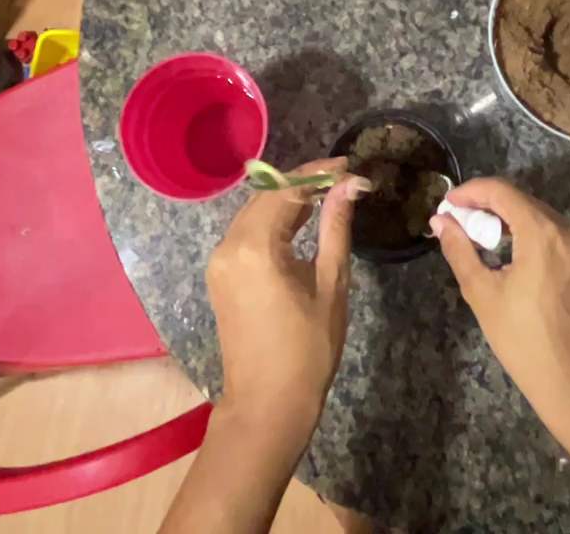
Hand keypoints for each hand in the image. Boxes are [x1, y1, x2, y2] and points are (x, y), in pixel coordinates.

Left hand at [207, 158, 368, 442]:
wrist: (267, 405)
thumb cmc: (307, 348)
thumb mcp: (330, 283)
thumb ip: (335, 227)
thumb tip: (349, 185)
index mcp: (254, 247)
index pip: (286, 191)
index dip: (317, 173)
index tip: (347, 165)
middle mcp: (229, 245)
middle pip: (266, 197)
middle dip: (302, 183)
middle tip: (341, 179)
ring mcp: (220, 261)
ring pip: (254, 213)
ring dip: (287, 201)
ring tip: (327, 195)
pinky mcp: (221, 274)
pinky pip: (247, 233)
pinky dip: (273, 221)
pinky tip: (300, 221)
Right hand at [431, 178, 569, 427]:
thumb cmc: (524, 341)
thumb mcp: (482, 294)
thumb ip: (459, 249)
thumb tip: (440, 221)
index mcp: (543, 234)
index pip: (502, 192)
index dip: (471, 192)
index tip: (449, 204)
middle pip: (524, 203)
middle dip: (490, 208)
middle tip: (461, 223)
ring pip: (543, 219)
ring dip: (513, 223)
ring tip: (486, 241)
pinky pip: (560, 238)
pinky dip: (535, 238)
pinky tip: (518, 259)